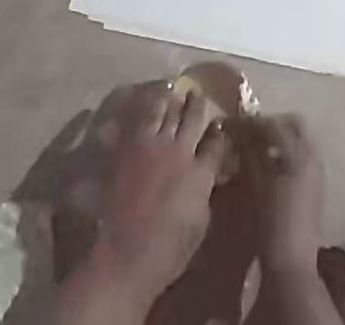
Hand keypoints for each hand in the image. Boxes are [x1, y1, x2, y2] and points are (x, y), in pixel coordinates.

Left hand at [91, 85, 226, 301]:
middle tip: (198, 93)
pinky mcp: (131, 146)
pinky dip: (151, 106)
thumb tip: (206, 178)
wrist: (126, 254)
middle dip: (197, 104)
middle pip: (193, 119)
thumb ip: (204, 193)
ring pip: (168, 112)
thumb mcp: (199, 223)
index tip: (218, 123)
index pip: (214, 143)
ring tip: (175, 90)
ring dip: (174, 100)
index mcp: (201, 173)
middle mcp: (181, 151)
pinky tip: (151, 101)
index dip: (217, 132)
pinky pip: (144, 119)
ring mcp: (155, 145)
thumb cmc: (168, 251)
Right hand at [241, 114, 326, 264]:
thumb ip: (249, 153)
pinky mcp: (316, 181)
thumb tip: (237, 131)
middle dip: (269, 124)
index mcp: (298, 154)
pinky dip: (285, 150)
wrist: (292, 262)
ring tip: (255, 148)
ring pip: (298, 137)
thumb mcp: (255, 184)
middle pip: (292, 123)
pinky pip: (301, 153)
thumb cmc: (270, 223)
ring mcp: (317, 168)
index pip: (273, 124)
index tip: (231, 125)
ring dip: (278, 137)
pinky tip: (268, 164)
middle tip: (246, 133)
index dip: (250, 122)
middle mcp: (312, 156)